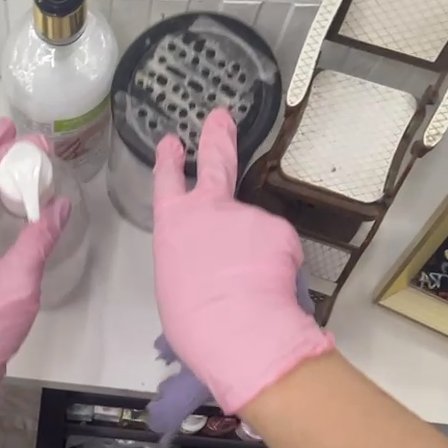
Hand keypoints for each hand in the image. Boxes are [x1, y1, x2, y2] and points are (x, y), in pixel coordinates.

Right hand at [151, 108, 332, 416]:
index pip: (168, 184)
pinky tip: (265, 286)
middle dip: (217, 139)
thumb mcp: (175, 287)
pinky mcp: (279, 230)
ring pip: (253, 230)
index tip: (172, 142)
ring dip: (252, 251)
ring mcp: (247, 215)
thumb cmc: (193, 320)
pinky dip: (273, 263)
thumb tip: (208, 263)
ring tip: (245, 286)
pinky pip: (276, 246)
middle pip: (216, 164)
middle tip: (220, 119)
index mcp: (174, 227)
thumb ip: (189, 260)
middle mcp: (209, 210)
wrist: (236, 328)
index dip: (169, 163)